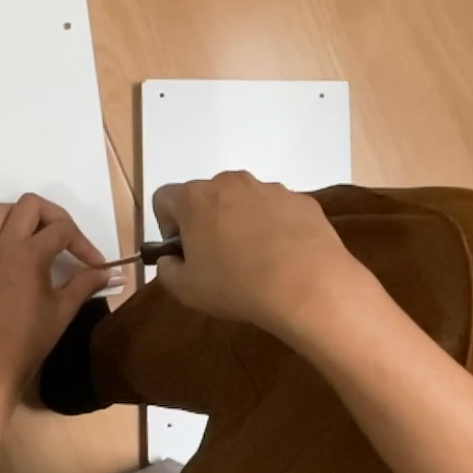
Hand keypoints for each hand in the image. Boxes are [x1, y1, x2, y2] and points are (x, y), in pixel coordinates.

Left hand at [0, 194, 114, 394]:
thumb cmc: (30, 339)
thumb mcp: (63, 309)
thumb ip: (86, 284)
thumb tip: (112, 273)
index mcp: (29, 254)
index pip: (62, 230)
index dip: (84, 244)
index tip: (95, 264)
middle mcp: (4, 245)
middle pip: (30, 205)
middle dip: (54, 216)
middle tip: (67, 239)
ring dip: (21, 213)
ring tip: (37, 234)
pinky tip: (9, 242)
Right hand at [151, 172, 370, 341]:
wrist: (308, 287)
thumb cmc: (235, 285)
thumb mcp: (184, 289)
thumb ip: (167, 269)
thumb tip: (173, 259)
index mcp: (195, 199)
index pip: (164, 198)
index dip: (167, 225)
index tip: (182, 251)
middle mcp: (230, 183)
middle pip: (205, 196)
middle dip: (204, 221)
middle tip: (215, 257)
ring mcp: (269, 189)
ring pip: (242, 201)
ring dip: (239, 222)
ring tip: (253, 259)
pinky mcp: (302, 201)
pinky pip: (276, 210)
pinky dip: (272, 227)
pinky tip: (281, 258)